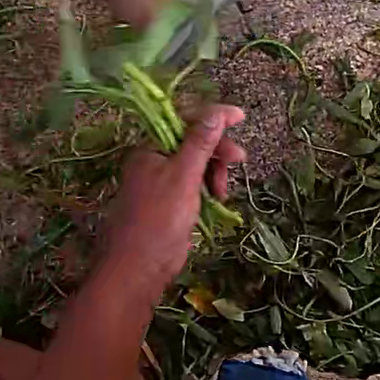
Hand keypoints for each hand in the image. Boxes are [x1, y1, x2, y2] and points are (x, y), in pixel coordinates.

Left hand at [99, 104, 246, 292]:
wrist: (139, 267)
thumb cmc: (159, 218)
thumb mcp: (183, 176)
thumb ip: (200, 143)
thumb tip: (216, 113)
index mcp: (151, 148)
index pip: (185, 120)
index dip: (214, 117)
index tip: (241, 117)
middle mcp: (154, 160)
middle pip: (193, 142)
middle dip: (217, 150)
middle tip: (239, 160)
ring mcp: (162, 182)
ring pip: (197, 164)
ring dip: (214, 172)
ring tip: (221, 192)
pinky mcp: (171, 202)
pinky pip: (194, 184)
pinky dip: (207, 188)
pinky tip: (216, 199)